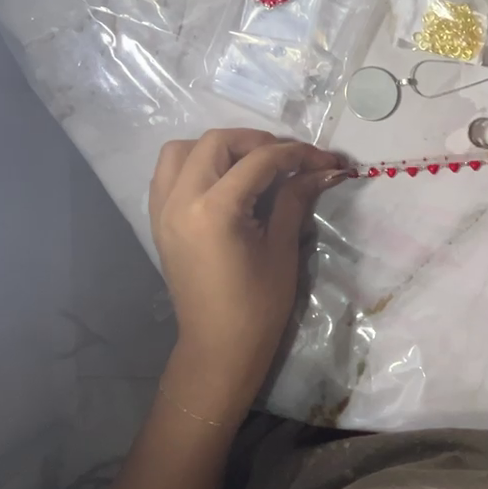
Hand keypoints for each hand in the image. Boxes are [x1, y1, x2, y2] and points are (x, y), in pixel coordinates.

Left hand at [147, 129, 345, 400]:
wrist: (219, 346)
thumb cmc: (258, 305)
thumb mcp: (282, 248)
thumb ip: (296, 198)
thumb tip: (324, 169)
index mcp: (214, 211)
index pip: (259, 161)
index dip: (298, 154)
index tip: (328, 160)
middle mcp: (181, 201)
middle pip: (216, 142)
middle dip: (258, 143)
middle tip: (291, 159)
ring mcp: (163, 209)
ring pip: (183, 150)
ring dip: (219, 148)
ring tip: (252, 165)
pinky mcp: (159, 220)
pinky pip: (169, 173)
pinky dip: (195, 164)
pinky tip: (224, 181)